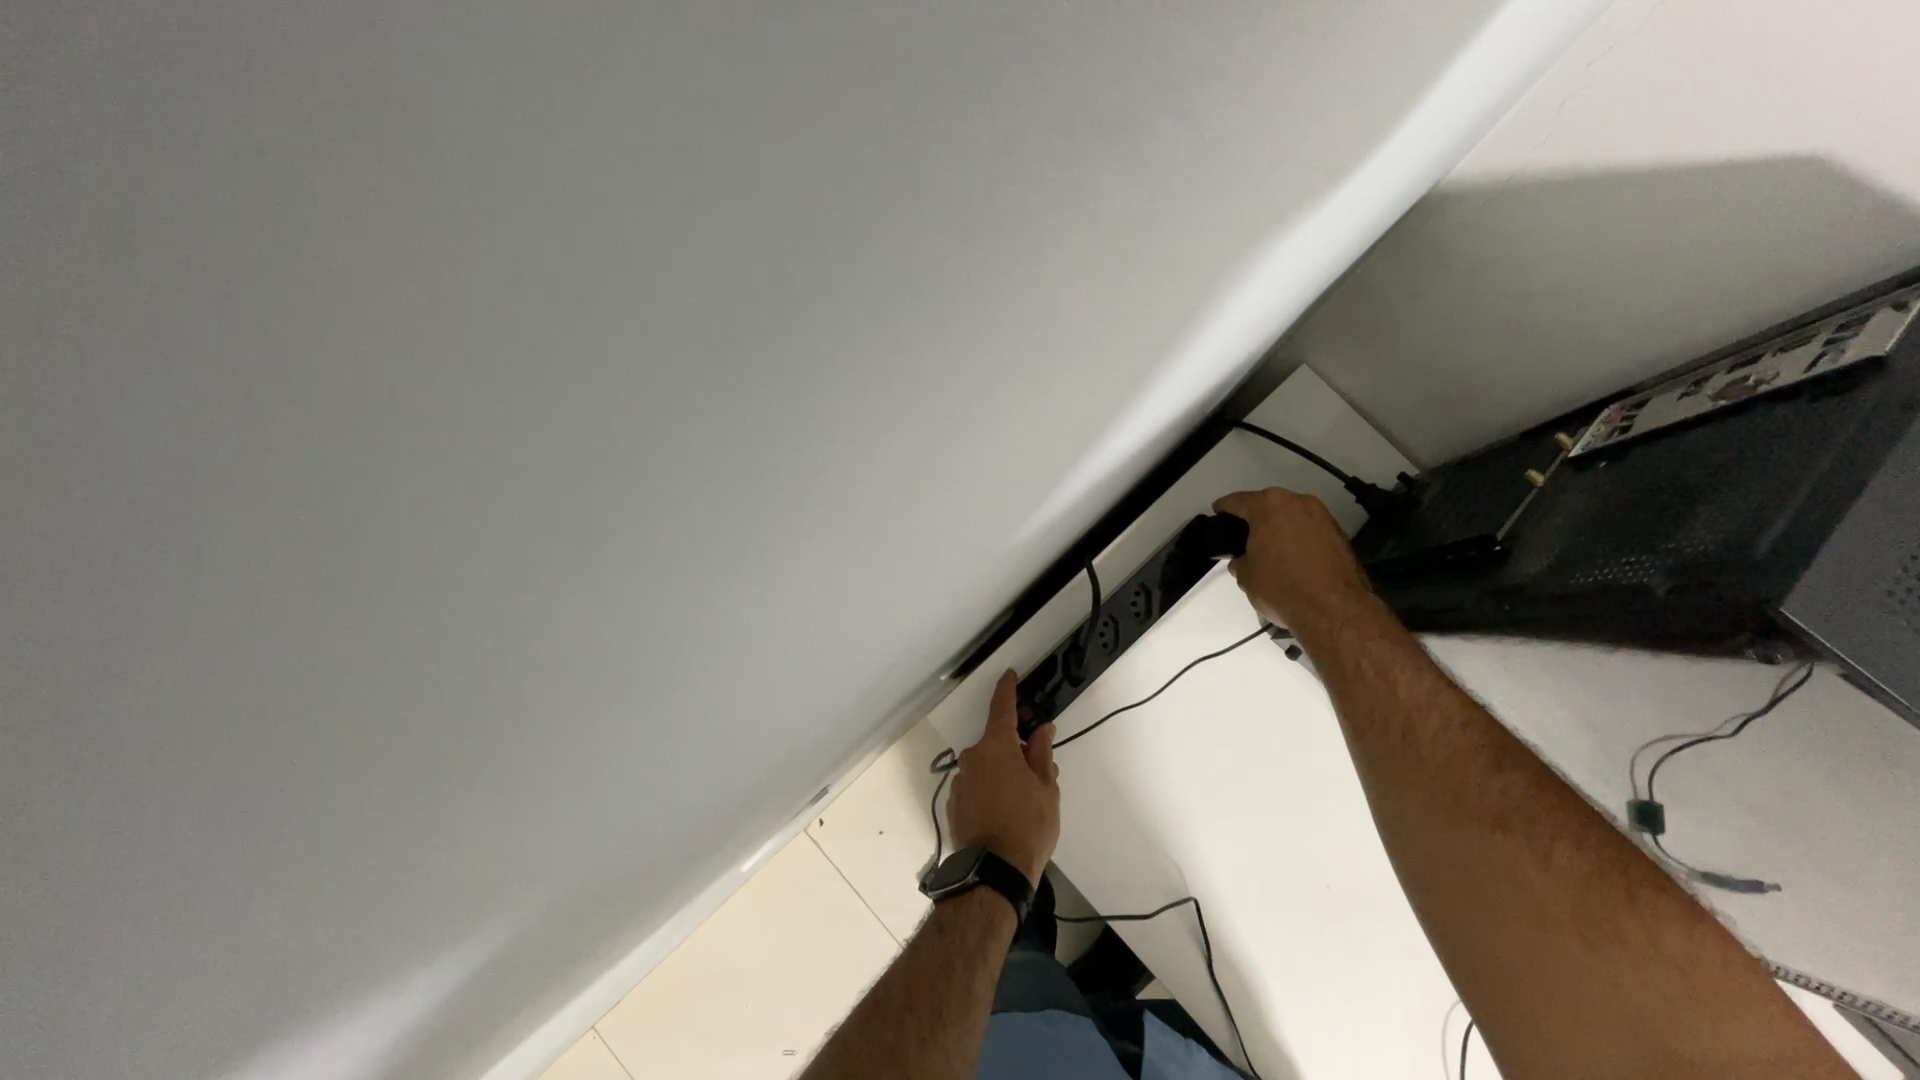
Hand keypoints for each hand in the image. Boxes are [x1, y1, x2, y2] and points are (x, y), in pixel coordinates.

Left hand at [948, 670, 1060, 886]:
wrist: (994, 871)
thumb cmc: (1027, 826)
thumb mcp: (1046, 788)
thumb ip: (1042, 754)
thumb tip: (1042, 731)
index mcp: (996, 747)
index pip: (1002, 707)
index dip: (1007, 689)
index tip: (1009, 675)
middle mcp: (973, 757)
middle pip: (997, 742)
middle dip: (1016, 748)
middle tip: (1039, 765)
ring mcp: (961, 781)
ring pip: (987, 766)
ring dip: (1004, 771)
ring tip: (1026, 797)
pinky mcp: (955, 803)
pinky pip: (977, 785)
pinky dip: (991, 789)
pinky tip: (1006, 810)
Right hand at [1213, 486, 1372, 627]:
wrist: (1333, 608)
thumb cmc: (1281, 586)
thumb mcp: (1246, 577)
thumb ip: (1241, 561)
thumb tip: (1244, 561)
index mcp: (1269, 505)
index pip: (1238, 501)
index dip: (1224, 507)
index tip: (1217, 511)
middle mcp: (1298, 502)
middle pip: (1270, 506)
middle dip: (1257, 519)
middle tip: (1245, 537)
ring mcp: (1323, 517)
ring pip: (1293, 518)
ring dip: (1281, 529)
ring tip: (1271, 551)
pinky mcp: (1341, 535)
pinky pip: (1311, 532)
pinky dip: (1300, 541)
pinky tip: (1294, 560)